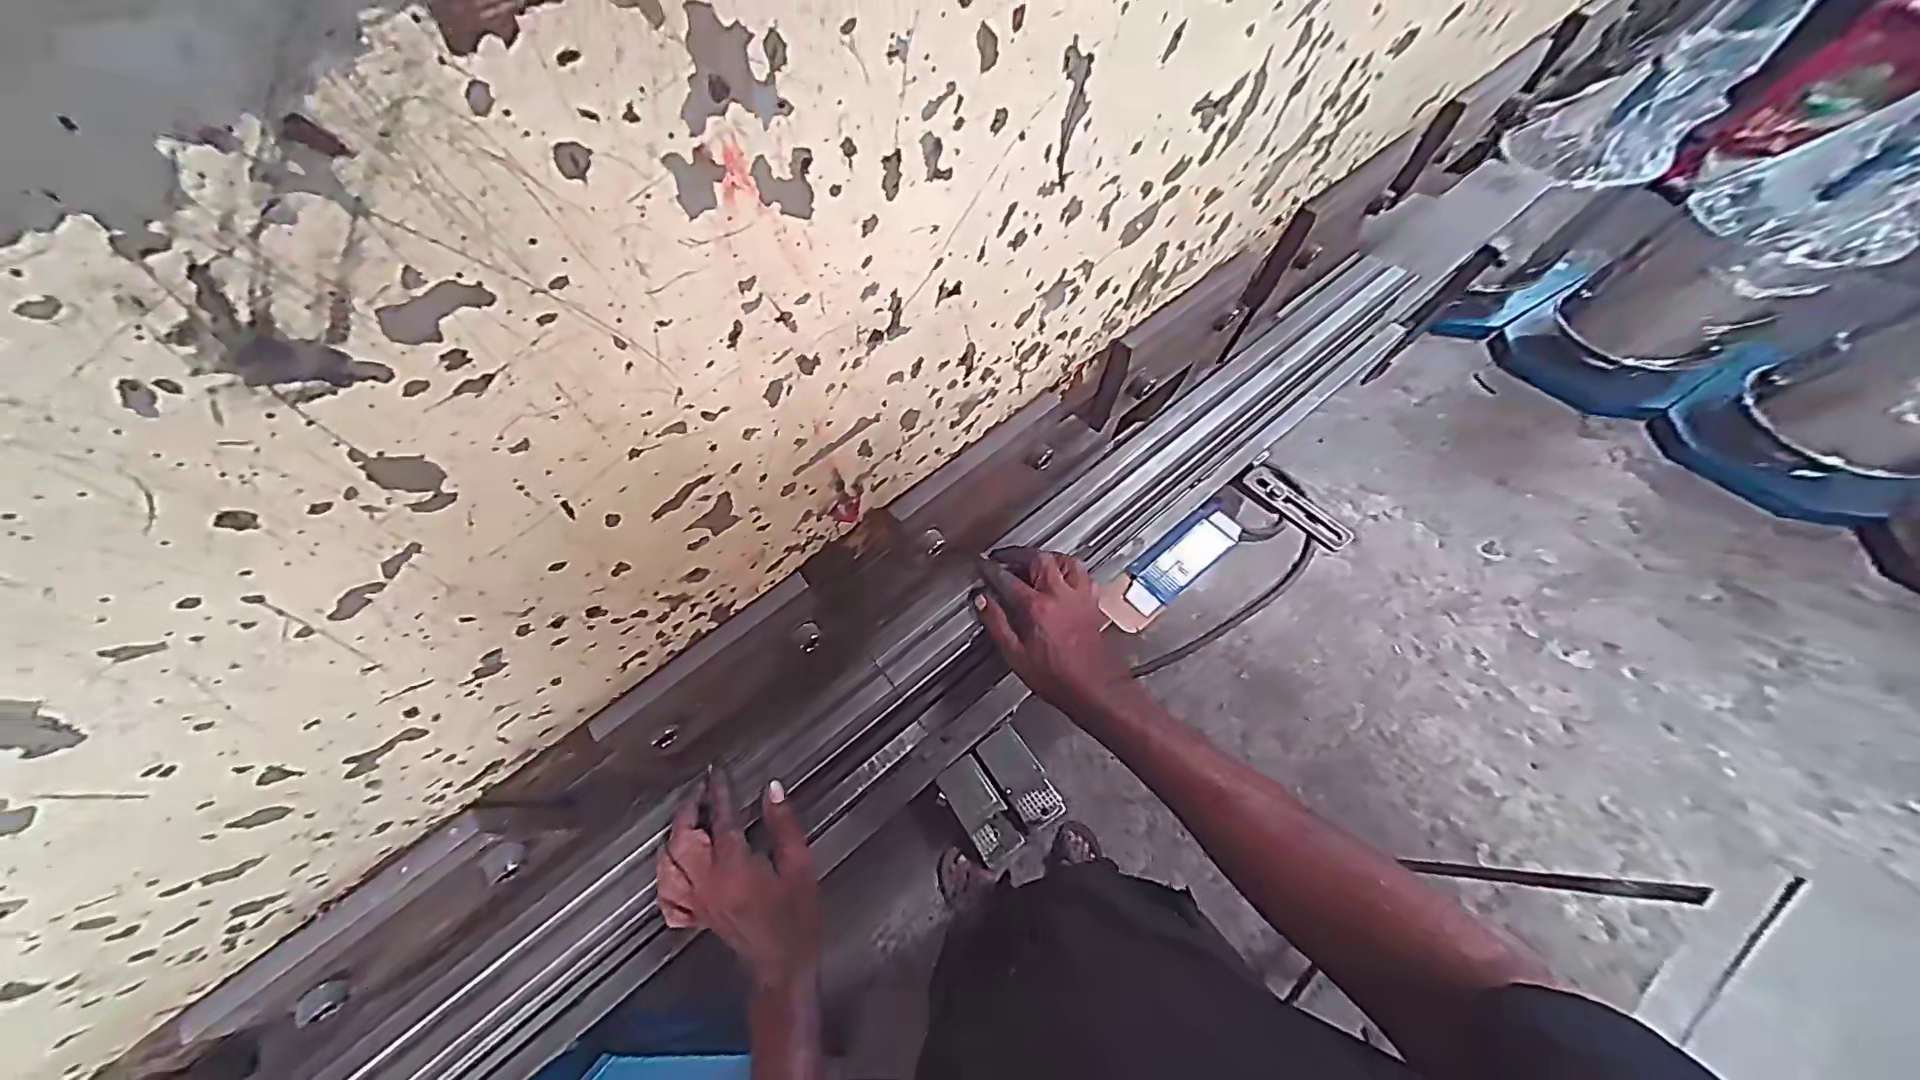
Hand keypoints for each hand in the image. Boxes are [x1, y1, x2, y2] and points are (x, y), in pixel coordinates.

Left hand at [657, 769, 819, 988]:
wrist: (783, 966)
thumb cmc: (796, 918)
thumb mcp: (800, 865)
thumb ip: (784, 825)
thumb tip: (772, 789)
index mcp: (734, 868)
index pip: (721, 818)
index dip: (720, 791)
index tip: (719, 771)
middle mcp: (708, 884)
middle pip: (682, 838)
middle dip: (688, 808)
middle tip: (700, 788)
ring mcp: (696, 903)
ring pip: (667, 864)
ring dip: (673, 836)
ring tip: (687, 816)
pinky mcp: (695, 918)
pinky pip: (667, 896)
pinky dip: (665, 876)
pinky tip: (673, 863)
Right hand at [975, 548, 1136, 713]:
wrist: (1093, 689)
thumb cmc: (1057, 677)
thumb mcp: (1015, 654)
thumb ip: (997, 623)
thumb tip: (983, 601)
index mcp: (1037, 608)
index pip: (1007, 578)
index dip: (991, 568)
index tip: (983, 565)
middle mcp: (1060, 596)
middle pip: (1038, 558)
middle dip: (1018, 554)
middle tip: (1005, 558)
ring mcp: (1079, 597)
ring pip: (1065, 561)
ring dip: (1046, 557)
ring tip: (1034, 560)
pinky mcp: (1092, 604)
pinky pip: (1083, 575)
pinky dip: (1070, 570)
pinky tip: (1063, 576)